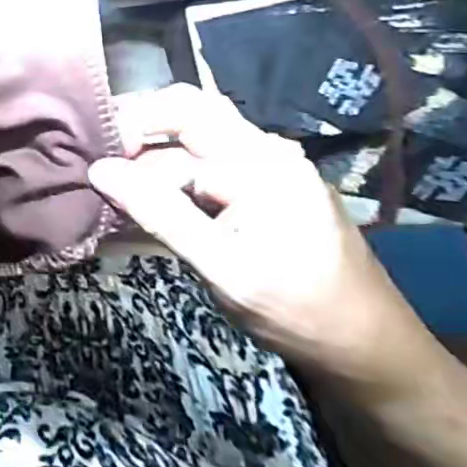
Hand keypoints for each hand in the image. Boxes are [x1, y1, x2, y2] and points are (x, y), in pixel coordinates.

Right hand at [89, 85, 434, 393]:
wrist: (371, 352)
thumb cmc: (299, 311)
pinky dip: (169, 178)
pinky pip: (204, 165)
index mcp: (262, 161)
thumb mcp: (223, 267)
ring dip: (149, 160)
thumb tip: (98, 169)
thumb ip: (159, 213)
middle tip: (97, 160)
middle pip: (187, 114)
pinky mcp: (260, 187)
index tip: (95, 155)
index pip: (182, 116)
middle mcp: (264, 150)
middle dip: (137, 131)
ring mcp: (264, 167)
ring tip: (114, 189)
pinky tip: (147, 203)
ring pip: (190, 142)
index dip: (132, 123)